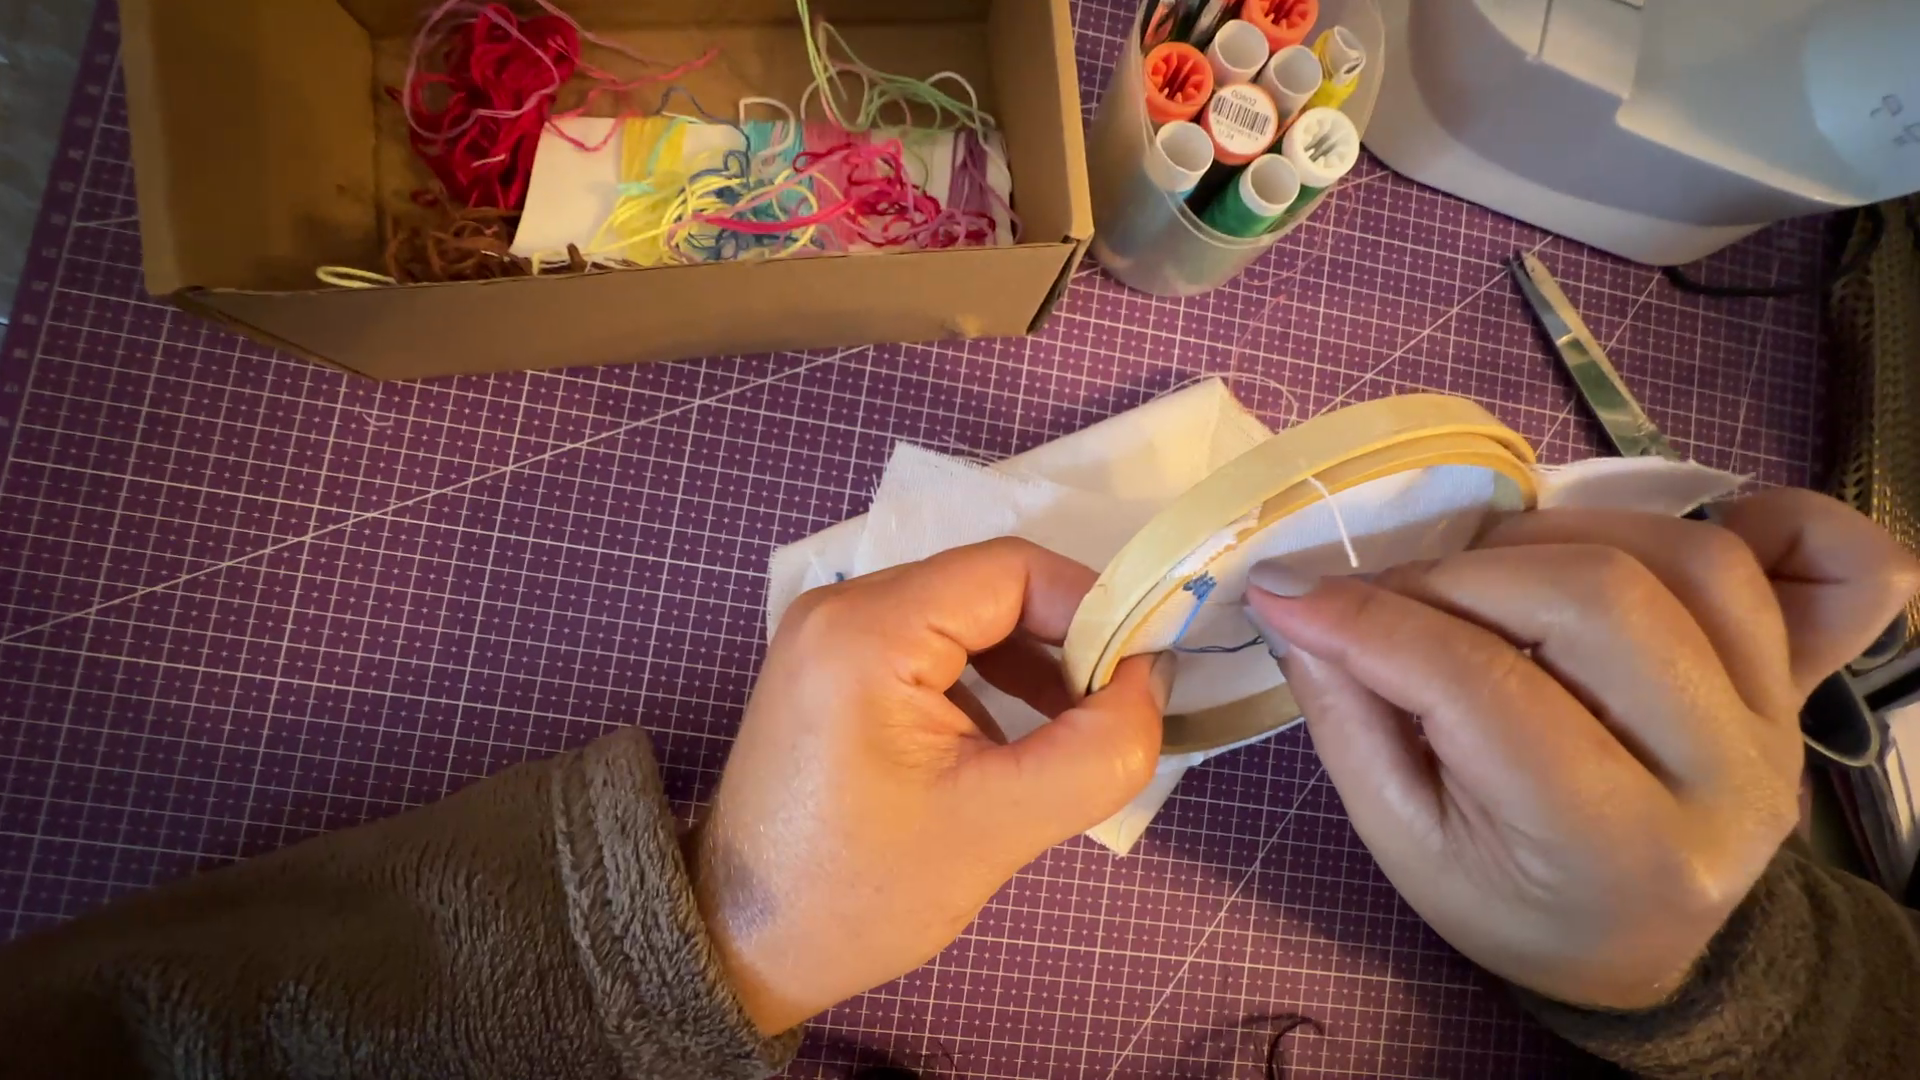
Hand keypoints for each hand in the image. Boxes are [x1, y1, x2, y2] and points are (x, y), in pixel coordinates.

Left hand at [690, 539, 1169, 1033]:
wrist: (739, 942)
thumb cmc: (861, 891)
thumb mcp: (997, 825)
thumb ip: (1098, 750)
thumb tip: (1151, 680)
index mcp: (869, 627)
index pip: (1010, 570)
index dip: (1091, 606)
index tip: (1142, 668)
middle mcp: (843, 604)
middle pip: (987, 587)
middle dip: (1064, 638)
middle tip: (1114, 702)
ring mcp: (833, 629)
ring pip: (964, 613)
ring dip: (1030, 659)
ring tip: (1071, 723)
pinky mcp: (835, 660)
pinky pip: (932, 642)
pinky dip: (987, 674)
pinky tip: (1013, 729)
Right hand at [1246, 489, 1917, 1009]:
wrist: (1624, 942)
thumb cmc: (1494, 894)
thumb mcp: (1394, 834)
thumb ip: (1342, 715)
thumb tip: (1296, 606)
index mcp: (1608, 842)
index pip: (1477, 686)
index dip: (1364, 621)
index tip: (1281, 591)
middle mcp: (1725, 774)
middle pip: (1590, 599)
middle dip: (1447, 577)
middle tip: (1380, 597)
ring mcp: (1778, 717)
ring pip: (1684, 560)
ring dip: (1548, 535)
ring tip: (1477, 571)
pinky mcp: (1804, 682)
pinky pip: (1841, 573)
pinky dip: (1768, 524)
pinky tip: (1664, 537)